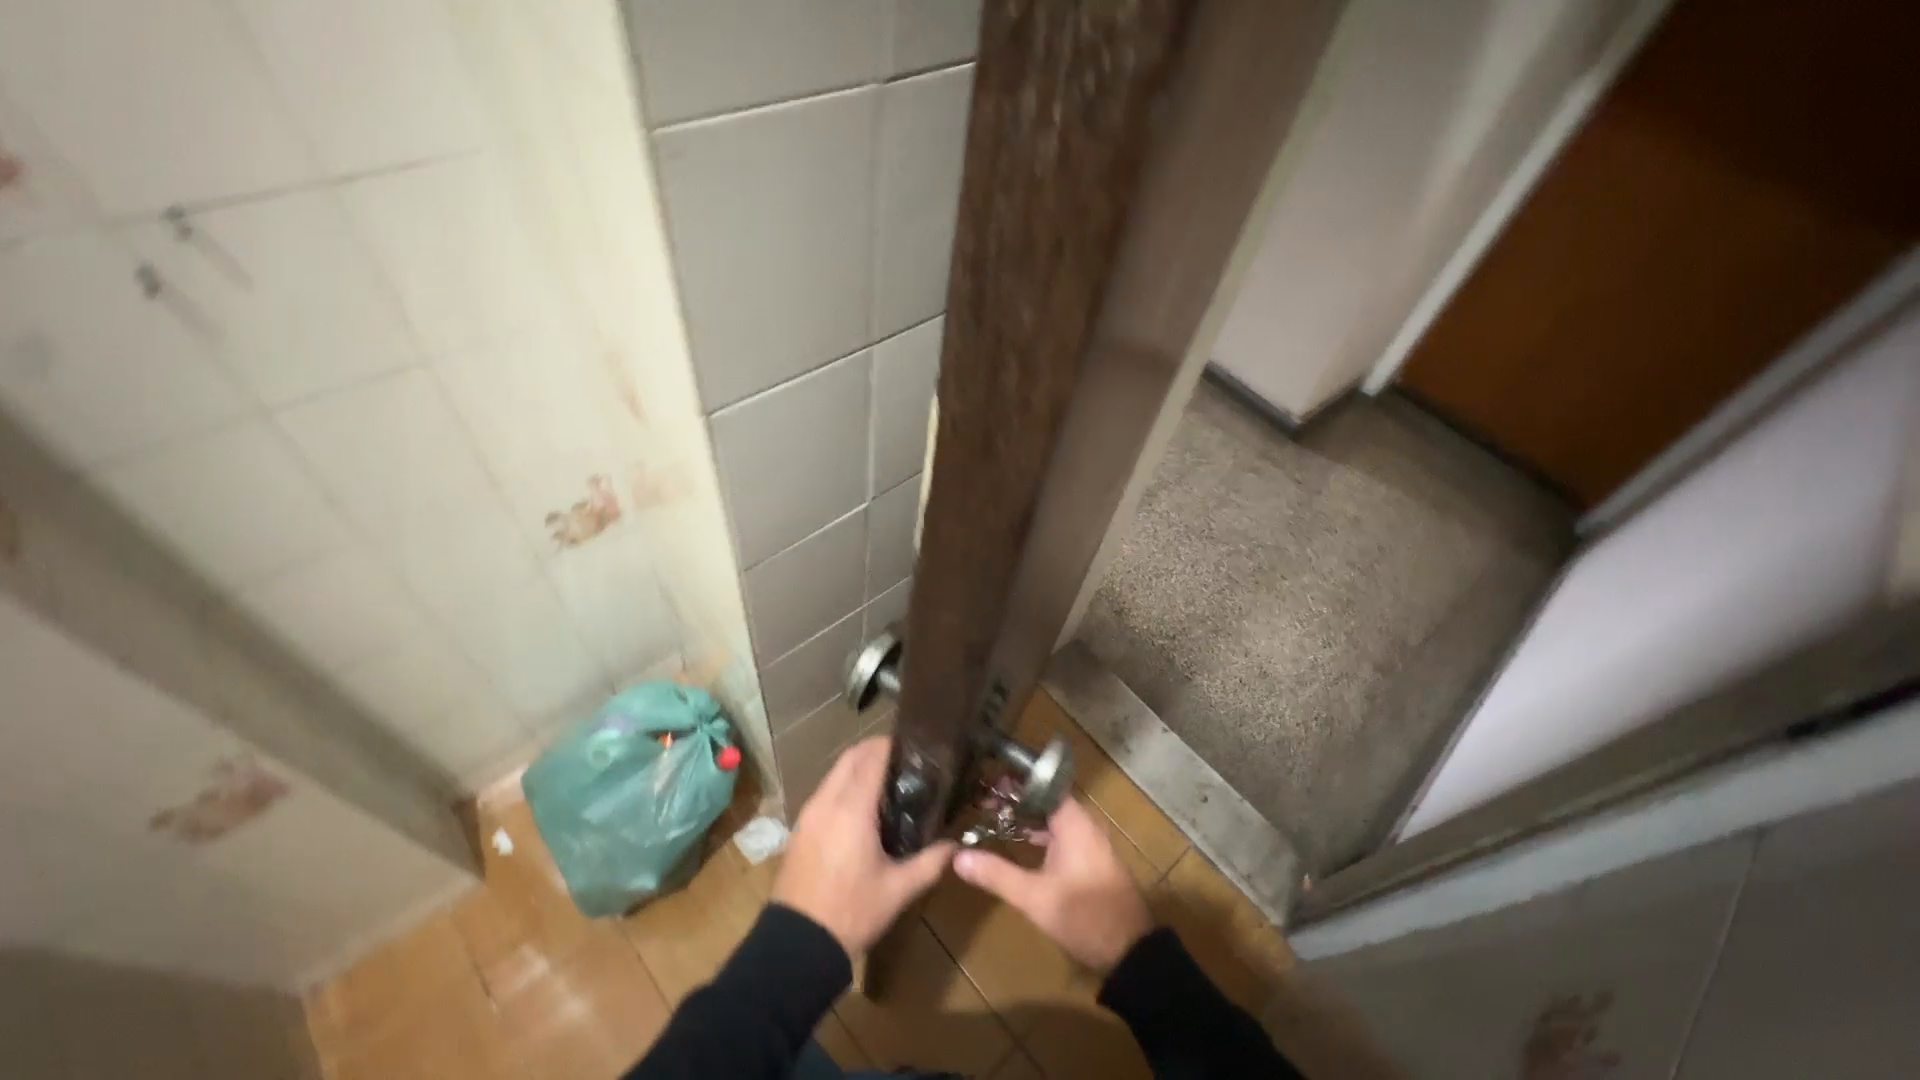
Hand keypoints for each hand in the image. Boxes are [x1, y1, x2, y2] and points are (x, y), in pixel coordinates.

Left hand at [772, 737, 953, 957]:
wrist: (797, 945)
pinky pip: (824, 793)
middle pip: (850, 758)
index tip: (916, 746)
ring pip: (834, 774)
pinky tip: (861, 810)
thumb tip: (956, 846)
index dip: (893, 745)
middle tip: (905, 762)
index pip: (872, 758)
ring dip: (858, 768)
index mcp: (852, 809)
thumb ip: (930, 863)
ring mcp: (808, 815)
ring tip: (887, 784)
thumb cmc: (851, 912)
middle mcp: (826, 802)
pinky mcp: (799, 829)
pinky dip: (843, 787)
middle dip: (875, 751)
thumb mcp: (898, 890)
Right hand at [953, 796, 1153, 971]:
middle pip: (1046, 801)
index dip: (1014, 780)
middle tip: (981, 799)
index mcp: (1074, 823)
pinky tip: (1016, 844)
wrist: (1131, 952)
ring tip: (991, 817)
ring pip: (1053, 820)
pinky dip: (1038, 836)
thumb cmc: (1084, 916)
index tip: (986, 778)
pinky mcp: (1090, 862)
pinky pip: (1060, 837)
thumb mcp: (1035, 897)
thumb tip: (958, 856)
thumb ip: (997, 874)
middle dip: (1015, 799)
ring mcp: (1089, 844)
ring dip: (1026, 818)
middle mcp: (1084, 826)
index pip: (1042, 785)